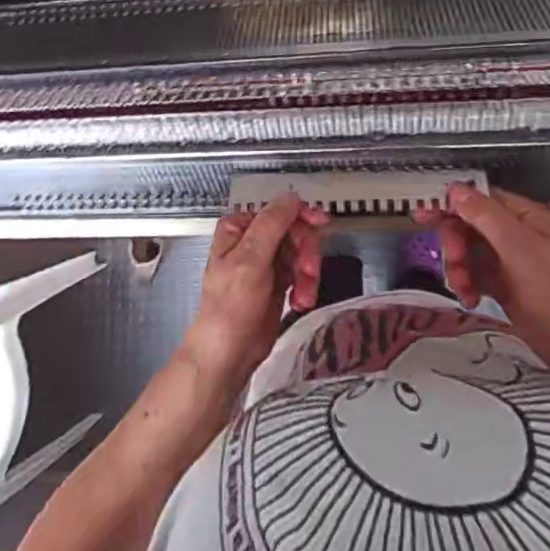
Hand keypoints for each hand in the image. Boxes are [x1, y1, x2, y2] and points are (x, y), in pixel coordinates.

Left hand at [182, 192, 327, 382]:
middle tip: (308, 270)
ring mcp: (267, 262)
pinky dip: (306, 287)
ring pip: (302, 253)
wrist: (230, 353)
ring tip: (303, 294)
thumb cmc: (230, 308)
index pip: (278, 210)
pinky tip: (299, 301)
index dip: (301, 217)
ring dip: (308, 274)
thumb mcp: (250, 260)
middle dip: (305, 253)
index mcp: (239, 229)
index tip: (319, 223)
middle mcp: (253, 242)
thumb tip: (290, 197)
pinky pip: (303, 274)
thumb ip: (271, 225)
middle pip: (295, 232)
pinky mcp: (279, 282)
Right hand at [416, 184, 549, 394]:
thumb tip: (457, 191)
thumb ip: (487, 217)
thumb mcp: (521, 251)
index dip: (450, 204)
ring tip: (464, 288)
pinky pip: (476, 277)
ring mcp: (512, 263)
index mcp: (524, 218)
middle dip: (454, 243)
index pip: (478, 199)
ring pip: (469, 253)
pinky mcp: (508, 288)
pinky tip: (470, 299)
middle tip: (455, 263)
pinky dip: (467, 285)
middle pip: (468, 226)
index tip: (423, 213)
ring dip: (458, 268)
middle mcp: (517, 236)